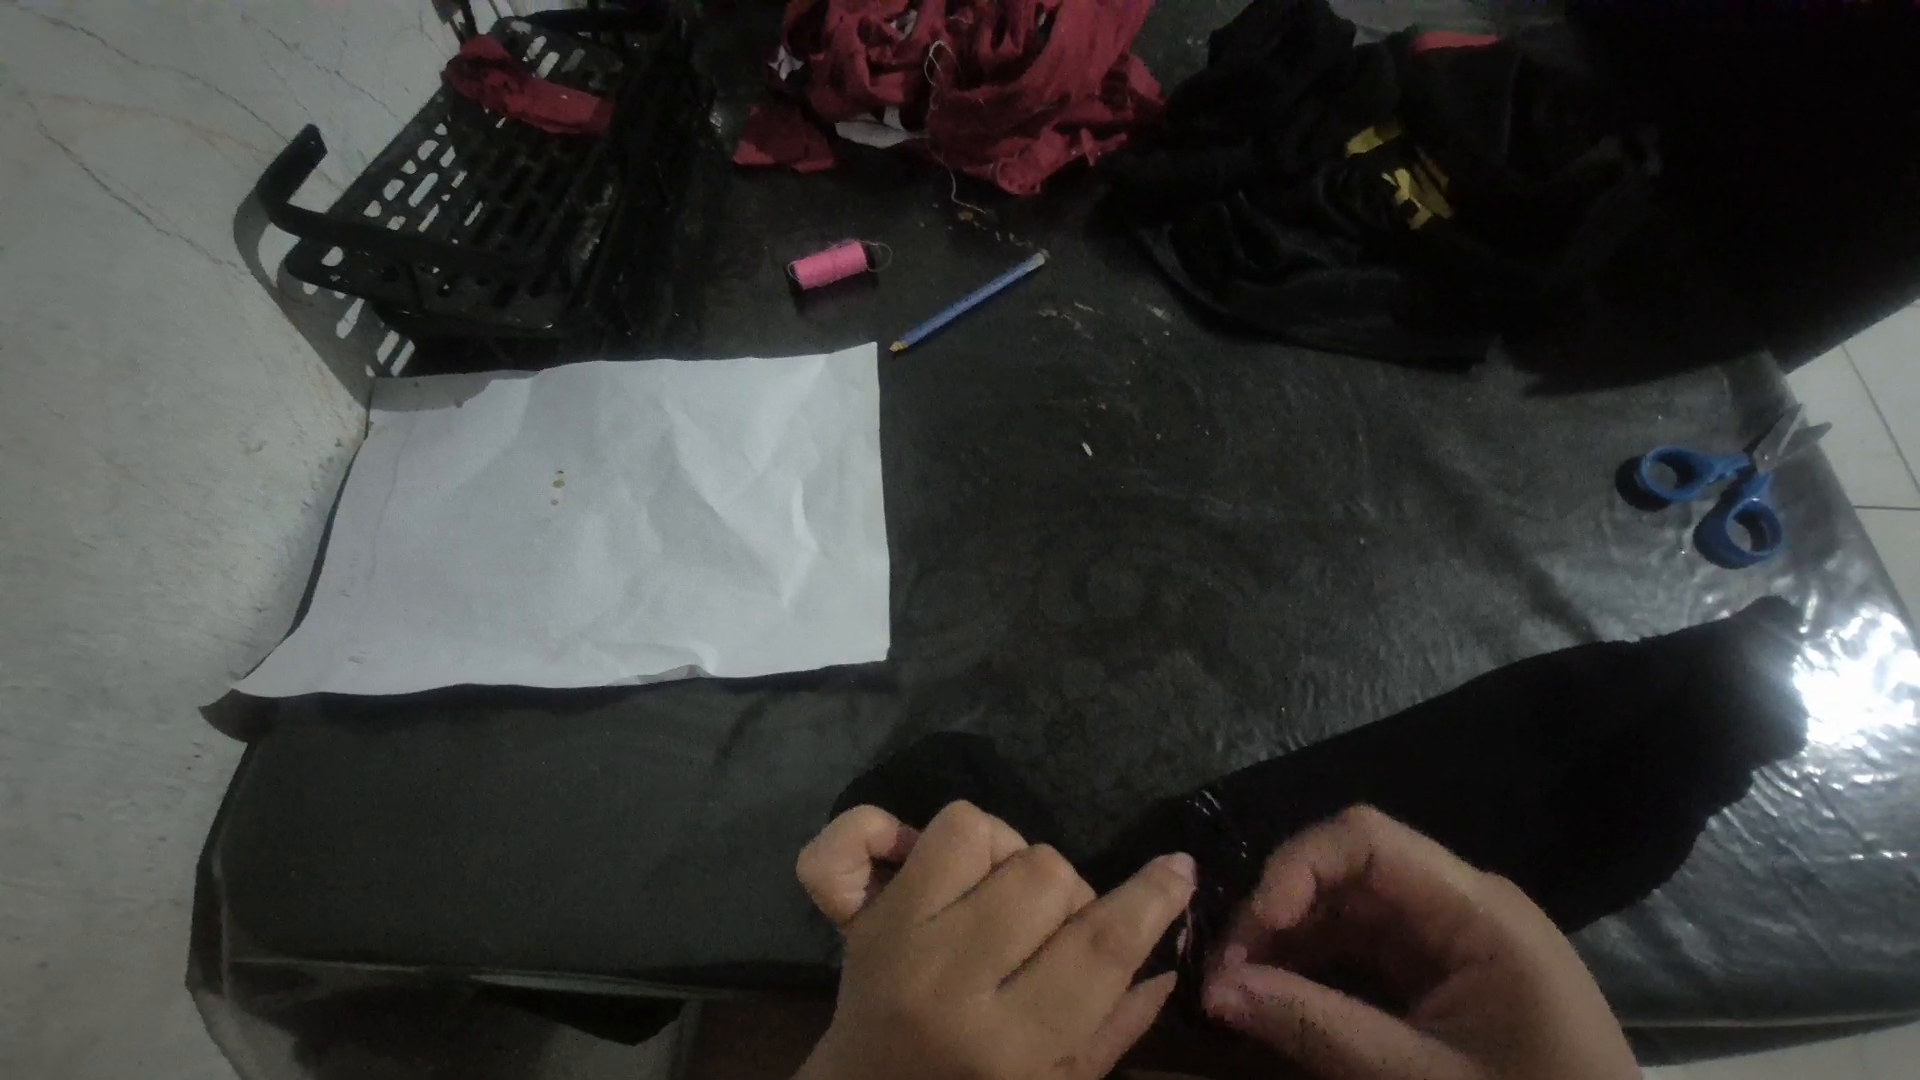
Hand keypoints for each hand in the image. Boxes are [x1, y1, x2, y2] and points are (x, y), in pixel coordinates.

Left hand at [795, 801, 1197, 1079]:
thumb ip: (1116, 1022)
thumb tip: (1171, 939)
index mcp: (1008, 1047)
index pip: (1097, 947)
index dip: (1150, 899)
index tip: (1178, 868)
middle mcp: (946, 981)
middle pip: (1041, 871)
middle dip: (1064, 890)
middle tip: (1049, 925)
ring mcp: (893, 938)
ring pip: (971, 830)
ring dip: (997, 850)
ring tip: (991, 891)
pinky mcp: (856, 915)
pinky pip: (857, 836)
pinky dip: (884, 829)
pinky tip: (908, 855)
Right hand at [1202, 806, 1639, 1079]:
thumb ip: (1315, 1026)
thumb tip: (1213, 988)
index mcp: (1479, 911)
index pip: (1365, 839)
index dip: (1295, 867)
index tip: (1251, 929)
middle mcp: (1462, 904)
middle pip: (1347, 868)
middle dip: (1279, 908)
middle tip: (1226, 968)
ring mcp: (1453, 938)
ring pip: (1345, 905)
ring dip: (1288, 938)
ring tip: (1239, 985)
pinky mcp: (1443, 973)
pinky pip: (1362, 945)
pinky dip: (1315, 964)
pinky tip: (1278, 993)